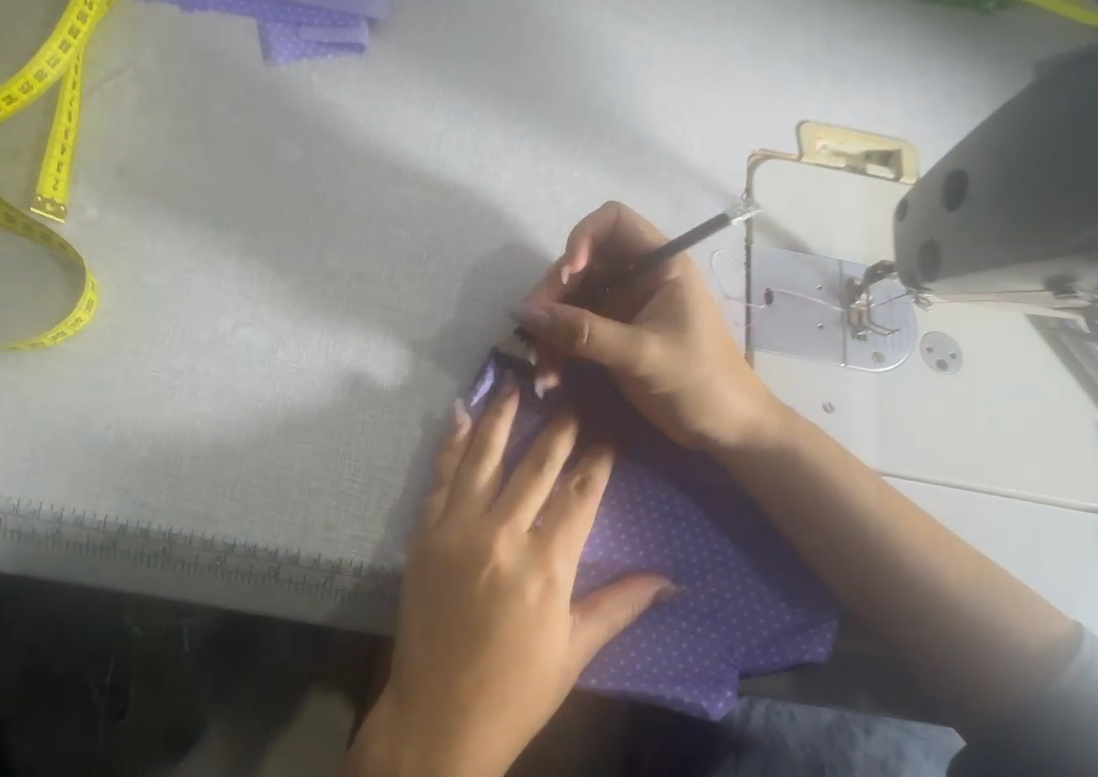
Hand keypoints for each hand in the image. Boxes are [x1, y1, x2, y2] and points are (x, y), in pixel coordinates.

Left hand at [346, 383, 671, 776]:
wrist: (440, 715)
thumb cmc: (518, 688)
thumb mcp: (576, 651)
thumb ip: (620, 604)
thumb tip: (672, 579)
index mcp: (547, 565)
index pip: (580, 494)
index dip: (598, 458)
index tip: (610, 430)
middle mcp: (502, 535)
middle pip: (536, 465)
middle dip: (558, 427)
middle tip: (571, 395)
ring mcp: (458, 530)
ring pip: (485, 458)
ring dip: (502, 417)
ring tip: (515, 382)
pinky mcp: (425, 534)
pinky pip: (441, 476)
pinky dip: (452, 442)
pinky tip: (462, 414)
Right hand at [511, 201, 788, 452]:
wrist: (728, 431)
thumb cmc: (700, 383)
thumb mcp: (641, 355)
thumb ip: (583, 332)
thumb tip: (524, 313)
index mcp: (661, 265)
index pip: (613, 221)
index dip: (584, 237)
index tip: (570, 273)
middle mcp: (638, 278)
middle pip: (580, 263)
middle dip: (553, 295)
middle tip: (533, 331)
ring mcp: (624, 307)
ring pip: (570, 299)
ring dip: (549, 328)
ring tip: (540, 366)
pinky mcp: (613, 336)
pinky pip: (573, 330)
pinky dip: (558, 348)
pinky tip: (549, 377)